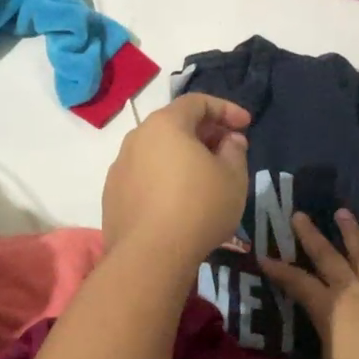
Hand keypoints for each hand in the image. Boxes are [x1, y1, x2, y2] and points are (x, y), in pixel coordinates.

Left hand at [102, 94, 251, 263]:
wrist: (149, 256)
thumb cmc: (199, 207)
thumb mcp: (233, 178)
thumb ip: (235, 151)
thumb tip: (229, 140)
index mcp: (165, 124)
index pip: (196, 102)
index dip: (225, 109)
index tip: (245, 125)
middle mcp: (137, 138)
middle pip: (174, 124)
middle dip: (204, 132)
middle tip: (227, 150)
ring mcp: (120, 166)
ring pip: (157, 151)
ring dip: (182, 156)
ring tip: (204, 177)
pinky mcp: (112, 194)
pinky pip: (144, 175)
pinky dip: (163, 178)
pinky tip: (178, 201)